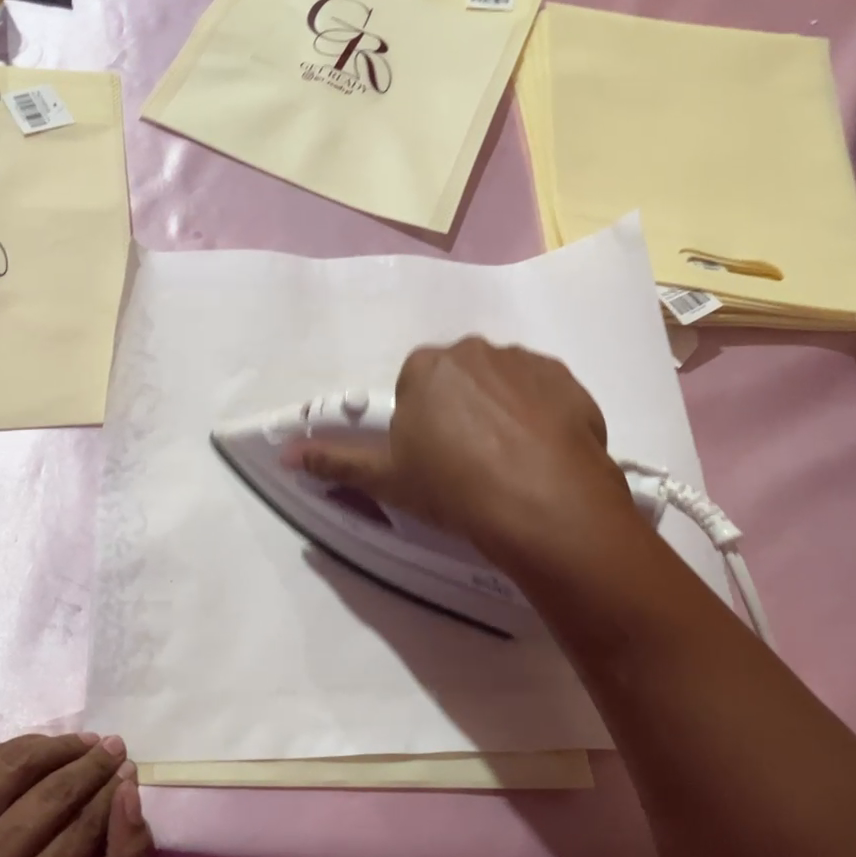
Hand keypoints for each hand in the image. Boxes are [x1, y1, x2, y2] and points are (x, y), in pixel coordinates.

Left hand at [0, 733, 150, 856]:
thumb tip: (129, 788)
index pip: (82, 829)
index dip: (110, 793)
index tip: (129, 770)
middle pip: (50, 797)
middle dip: (90, 766)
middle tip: (115, 747)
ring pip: (15, 769)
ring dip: (58, 747)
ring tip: (87, 742)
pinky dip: (25, 747)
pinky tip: (50, 746)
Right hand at [291, 337, 634, 564]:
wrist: (544, 505)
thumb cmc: (453, 487)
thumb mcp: (387, 478)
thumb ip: (335, 461)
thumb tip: (286, 454)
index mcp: (426, 368)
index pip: (415, 388)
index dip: (421, 425)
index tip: (431, 460)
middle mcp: (475, 351)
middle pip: (460, 381)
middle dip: (461, 412)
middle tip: (468, 465)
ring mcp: (527, 362)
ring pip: (503, 386)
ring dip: (502, 413)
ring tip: (509, 464)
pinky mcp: (569, 381)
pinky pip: (545, 396)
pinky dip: (541, 419)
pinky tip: (541, 458)